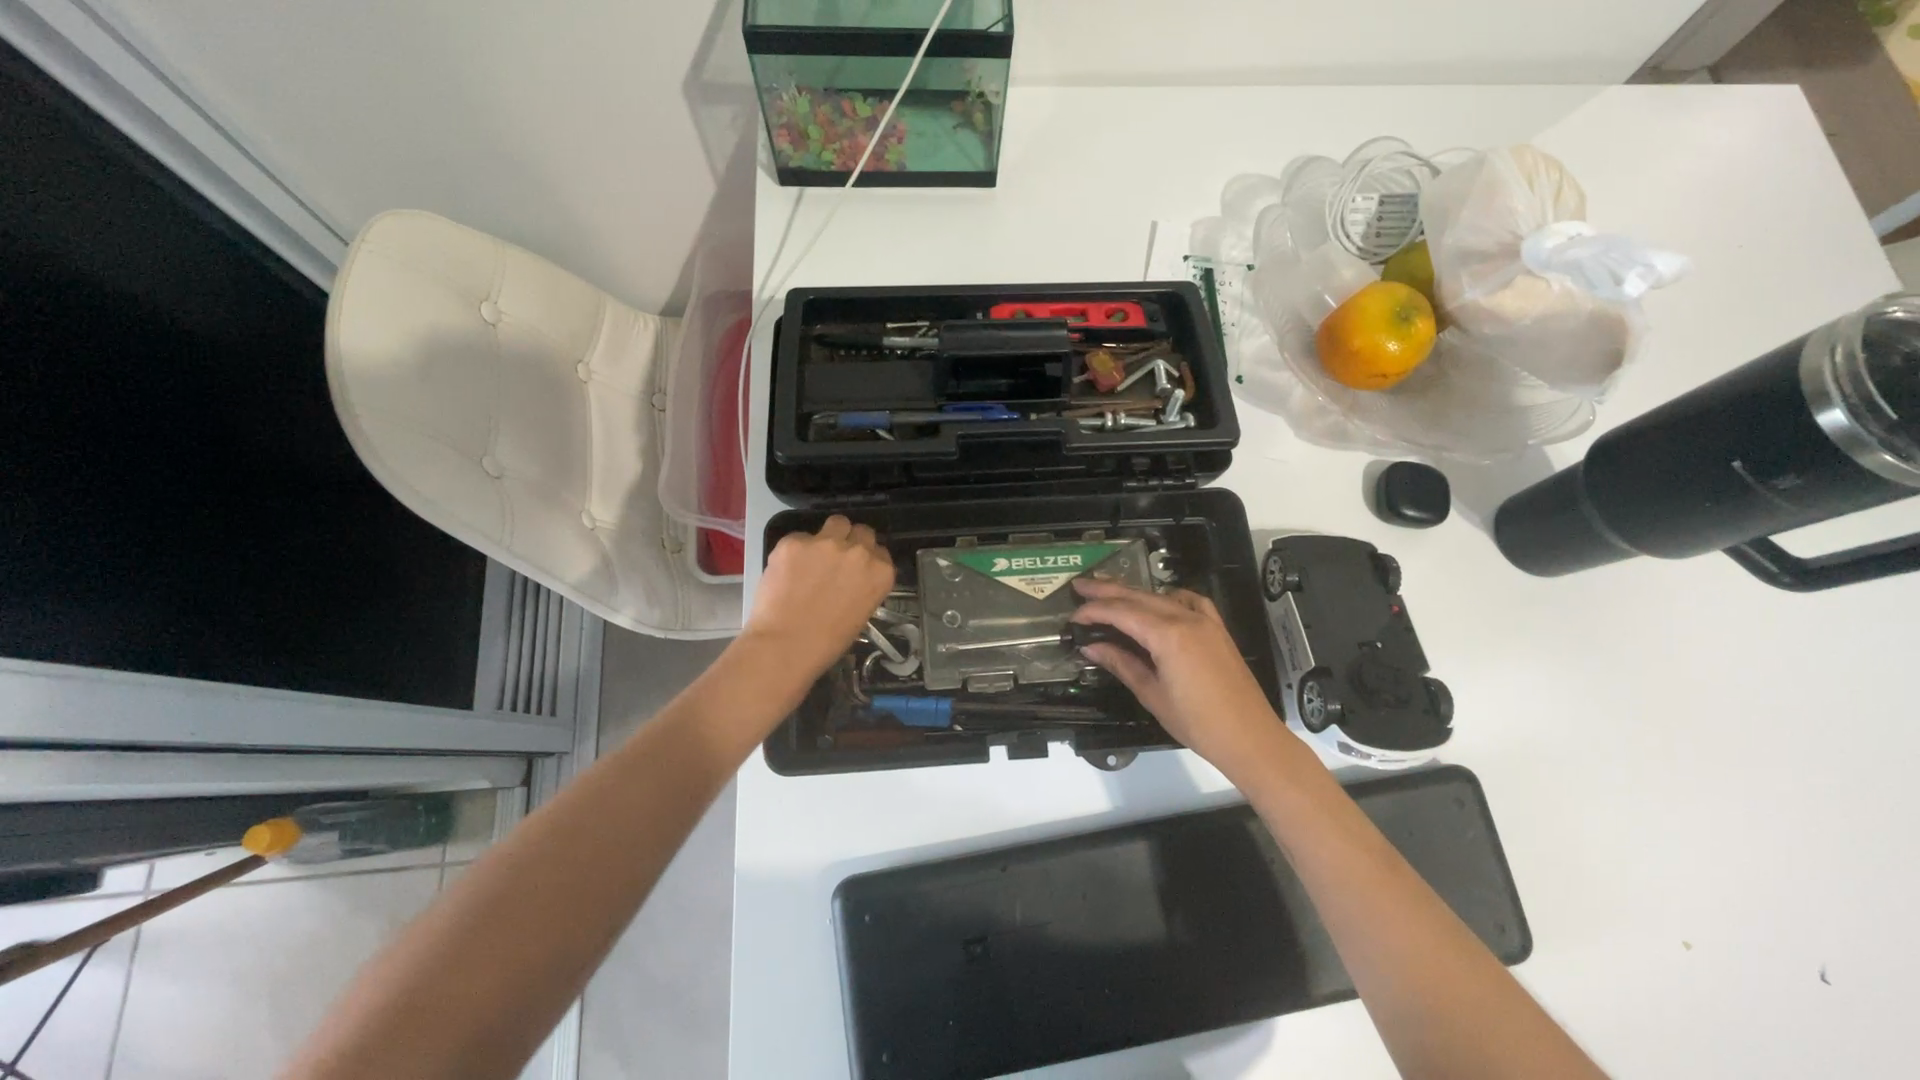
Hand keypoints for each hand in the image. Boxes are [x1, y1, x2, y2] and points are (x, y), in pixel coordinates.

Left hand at [745, 515, 895, 681]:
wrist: (785, 645)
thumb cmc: (827, 642)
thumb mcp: (860, 614)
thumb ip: (863, 587)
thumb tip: (850, 579)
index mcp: (880, 573)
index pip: (881, 553)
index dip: (867, 560)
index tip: (856, 571)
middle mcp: (858, 551)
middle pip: (862, 532)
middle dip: (852, 543)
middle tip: (837, 561)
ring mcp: (825, 543)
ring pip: (836, 523)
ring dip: (830, 536)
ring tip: (815, 556)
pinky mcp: (794, 541)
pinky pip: (799, 538)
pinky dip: (795, 551)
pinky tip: (787, 571)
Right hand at [1069, 578, 1294, 777]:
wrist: (1249, 736)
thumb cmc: (1197, 723)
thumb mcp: (1152, 694)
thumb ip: (1121, 664)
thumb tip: (1092, 646)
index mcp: (1168, 635)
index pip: (1122, 612)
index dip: (1094, 611)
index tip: (1072, 617)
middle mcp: (1187, 619)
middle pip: (1139, 597)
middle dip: (1107, 591)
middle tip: (1080, 586)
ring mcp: (1205, 621)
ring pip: (1162, 597)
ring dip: (1133, 594)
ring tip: (1108, 592)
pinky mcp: (1217, 629)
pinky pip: (1190, 602)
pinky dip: (1169, 597)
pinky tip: (1158, 602)